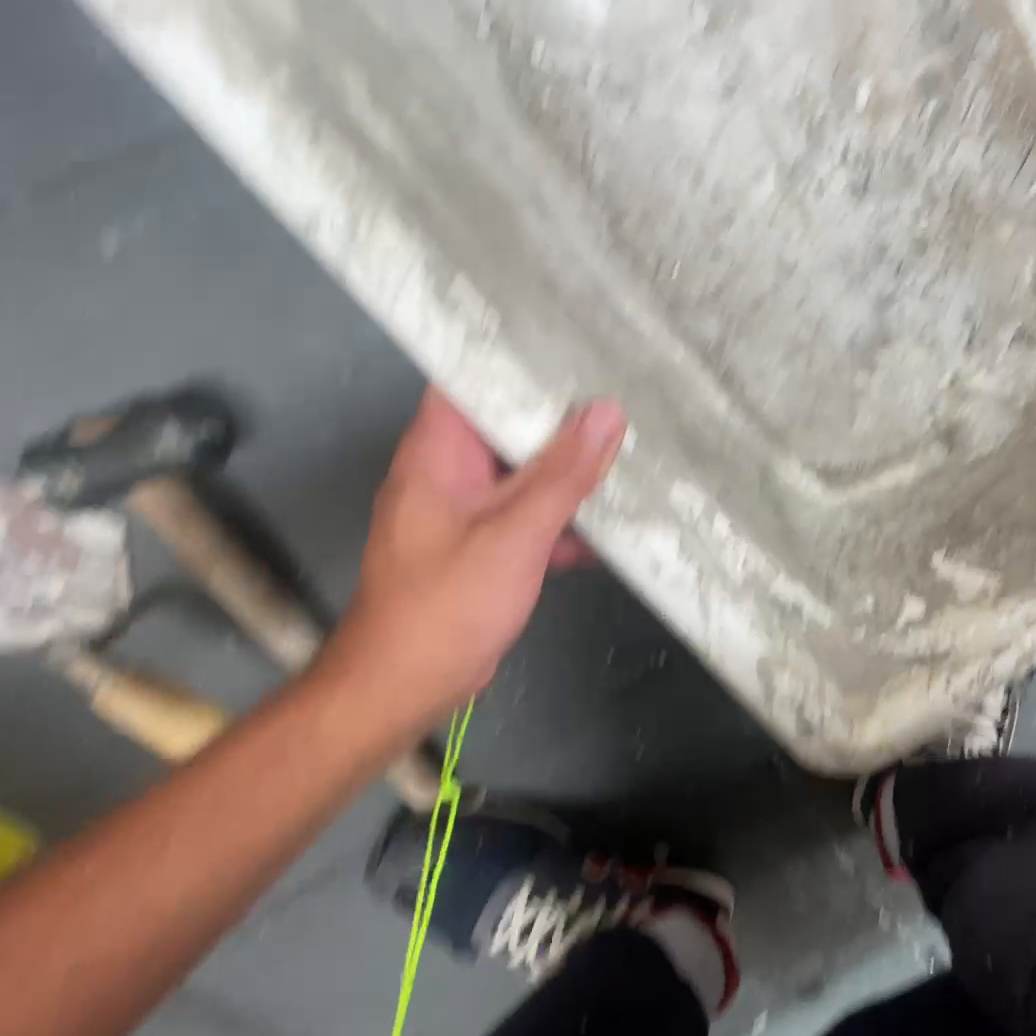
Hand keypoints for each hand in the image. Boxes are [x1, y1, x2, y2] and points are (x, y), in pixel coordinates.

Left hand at [319, 390, 625, 724]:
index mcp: (436, 454)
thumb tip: (608, 412)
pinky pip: (528, 520)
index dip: (517, 360)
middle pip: (506, 429)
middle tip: (621, 400)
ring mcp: (465, 514)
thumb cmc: (448, 602)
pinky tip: (608, 532)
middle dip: (561, 419)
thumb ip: (564, 473)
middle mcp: (447, 475)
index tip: (575, 349)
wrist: (406, 685)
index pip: (469, 382)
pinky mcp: (483, 550)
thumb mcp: (515, 532)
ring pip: (523, 477)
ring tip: (628, 455)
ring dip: (569, 474)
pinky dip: (563, 522)